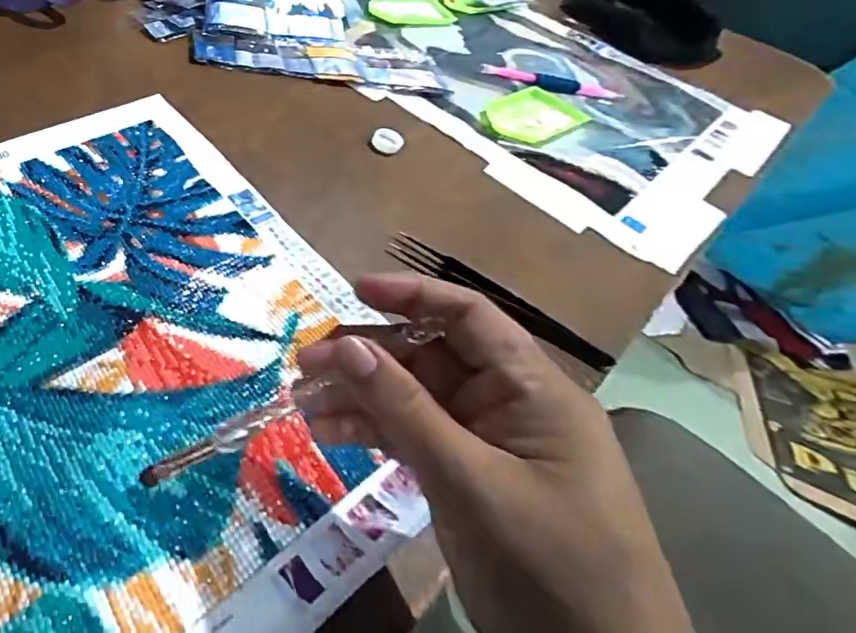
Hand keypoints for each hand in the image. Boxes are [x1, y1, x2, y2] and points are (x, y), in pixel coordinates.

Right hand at [295, 274, 690, 632]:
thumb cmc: (552, 564)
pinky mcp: (463, 474)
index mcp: (532, 390)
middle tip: (306, 364)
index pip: (469, 317)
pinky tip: (327, 433)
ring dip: (356, 395)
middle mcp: (506, 404)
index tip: (354, 290)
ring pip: (408, 396)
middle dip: (365, 355)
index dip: (412, 295)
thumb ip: (405, 408)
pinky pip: (407, 434)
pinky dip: (368, 430)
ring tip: (303, 401)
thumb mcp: (471, 480)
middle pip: (425, 356)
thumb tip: (346, 344)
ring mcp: (482, 441)